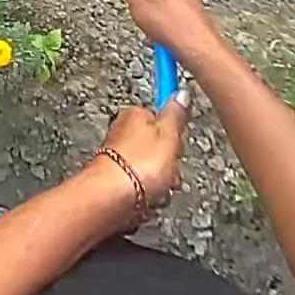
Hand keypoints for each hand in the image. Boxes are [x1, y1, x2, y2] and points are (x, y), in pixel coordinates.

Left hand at [94, 94, 189, 219]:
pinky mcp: (118, 181)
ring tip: (157, 189)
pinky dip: (148, 197)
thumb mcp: (168, 135)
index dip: (175, 137)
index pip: (163, 120)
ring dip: (160, 184)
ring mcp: (120, 158)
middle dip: (168, 164)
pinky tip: (148, 200)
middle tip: (168, 170)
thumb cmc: (139, 165)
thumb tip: (182, 93)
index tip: (176, 147)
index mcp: (134, 114)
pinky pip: (143, 189)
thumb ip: (176, 115)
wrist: (113, 198)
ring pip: (154, 172)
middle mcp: (123, 132)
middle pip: (160, 149)